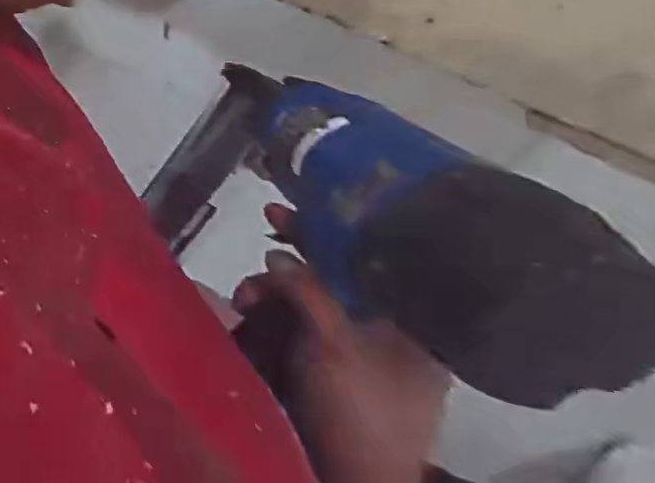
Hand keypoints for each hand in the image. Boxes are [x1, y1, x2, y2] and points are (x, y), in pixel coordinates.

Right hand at [233, 205, 449, 482]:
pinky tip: (246, 308)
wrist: (351, 479)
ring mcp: (355, 341)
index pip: (377, 254)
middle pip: (340, 268)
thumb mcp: (334, 345)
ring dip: (274, 284)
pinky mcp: (327, 356)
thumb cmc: (362, 412)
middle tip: (268, 219)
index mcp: (409, 320)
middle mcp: (385, 324)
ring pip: (312, 290)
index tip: (311, 200)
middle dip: (298, 249)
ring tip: (245, 297)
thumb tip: (278, 253)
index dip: (341, 225)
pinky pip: (297, 316)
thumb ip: (307, 291)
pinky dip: (271, 307)